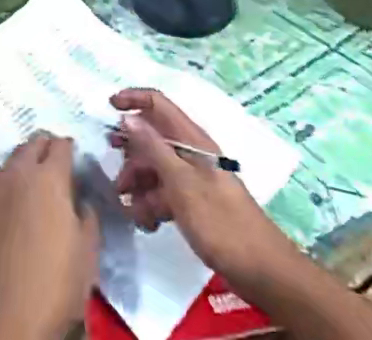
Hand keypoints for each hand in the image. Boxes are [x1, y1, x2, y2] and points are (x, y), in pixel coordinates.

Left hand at [0, 133, 101, 339]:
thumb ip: (88, 213)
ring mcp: (0, 185)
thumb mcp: (88, 249)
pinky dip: (18, 174)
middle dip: (49, 145)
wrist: (9, 310)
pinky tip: (28, 196)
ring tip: (46, 179)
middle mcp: (21, 171)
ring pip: (17, 155)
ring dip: (31, 157)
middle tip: (64, 164)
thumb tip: (81, 198)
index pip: (62, 143)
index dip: (73, 148)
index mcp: (50, 176)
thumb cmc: (57, 279)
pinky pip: (6, 174)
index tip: (81, 159)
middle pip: (35, 141)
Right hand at [110, 89, 296, 291]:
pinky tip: (147, 223)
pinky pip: (164, 193)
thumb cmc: (220, 222)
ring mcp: (193, 179)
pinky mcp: (194, 203)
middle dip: (131, 156)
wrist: (263, 271)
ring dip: (139, 186)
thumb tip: (128, 116)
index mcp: (192, 140)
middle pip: (152, 139)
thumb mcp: (180, 183)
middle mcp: (192, 153)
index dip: (133, 99)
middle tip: (117, 179)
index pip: (159, 104)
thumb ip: (153, 148)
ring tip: (132, 210)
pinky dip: (152, 204)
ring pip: (155, 169)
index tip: (108, 106)